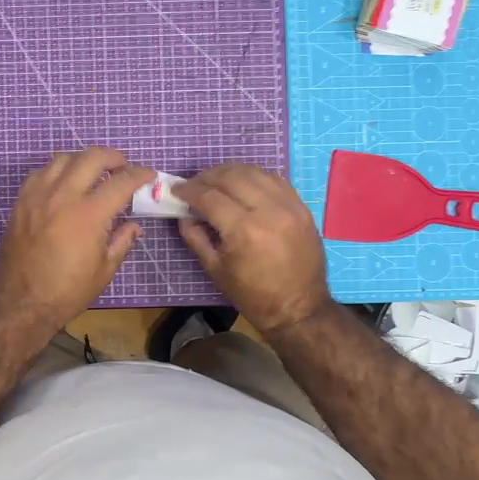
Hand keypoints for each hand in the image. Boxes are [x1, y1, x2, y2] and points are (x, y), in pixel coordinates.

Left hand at [0, 148, 153, 329]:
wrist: (21, 303)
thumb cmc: (67, 291)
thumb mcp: (105, 270)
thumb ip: (122, 240)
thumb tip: (134, 224)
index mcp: (89, 214)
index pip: (121, 181)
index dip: (140, 174)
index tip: (148, 174)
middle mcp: (63, 196)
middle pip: (92, 157)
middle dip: (113, 157)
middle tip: (122, 166)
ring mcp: (38, 195)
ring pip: (63, 158)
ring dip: (83, 160)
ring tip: (92, 172)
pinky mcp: (21, 201)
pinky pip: (40, 172)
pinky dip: (56, 170)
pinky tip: (63, 183)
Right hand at [175, 163, 332, 332]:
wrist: (299, 308)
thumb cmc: (253, 294)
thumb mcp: (215, 269)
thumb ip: (196, 237)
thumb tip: (185, 214)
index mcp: (243, 230)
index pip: (209, 197)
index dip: (189, 190)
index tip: (177, 190)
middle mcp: (268, 211)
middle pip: (231, 177)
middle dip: (207, 177)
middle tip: (194, 184)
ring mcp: (289, 206)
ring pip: (254, 172)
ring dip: (230, 172)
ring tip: (216, 181)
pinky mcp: (301, 207)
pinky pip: (274, 180)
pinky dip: (254, 177)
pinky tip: (243, 185)